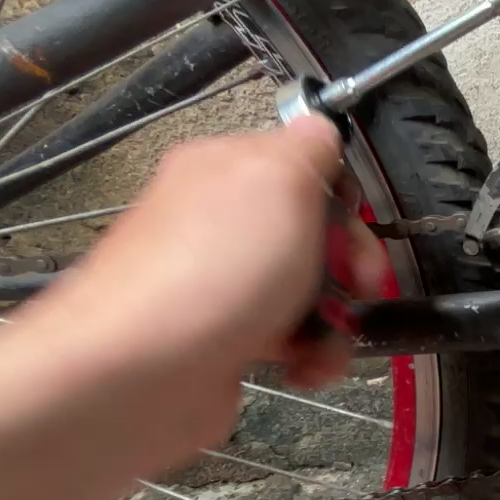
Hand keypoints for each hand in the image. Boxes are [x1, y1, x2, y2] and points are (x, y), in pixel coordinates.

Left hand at [18, 118, 386, 472]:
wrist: (141, 374)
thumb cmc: (216, 274)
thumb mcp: (277, 185)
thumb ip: (307, 149)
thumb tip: (320, 125)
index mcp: (227, 173)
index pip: (310, 169)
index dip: (348, 202)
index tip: (358, 230)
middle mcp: (222, 223)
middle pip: (320, 235)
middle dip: (353, 266)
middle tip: (357, 287)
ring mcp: (225, 282)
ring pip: (315, 291)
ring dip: (338, 319)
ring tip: (329, 340)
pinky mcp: (231, 337)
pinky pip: (296, 338)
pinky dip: (314, 354)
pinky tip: (306, 366)